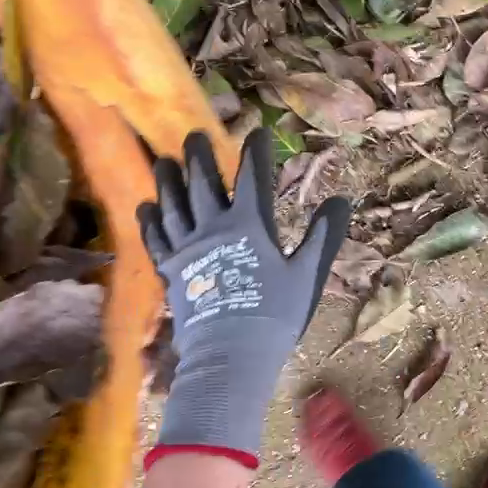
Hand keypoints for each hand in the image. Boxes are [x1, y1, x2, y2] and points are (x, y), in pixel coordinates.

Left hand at [138, 129, 348, 466]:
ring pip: (173, 205)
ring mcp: (186, 249)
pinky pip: (155, 238)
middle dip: (199, 156)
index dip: (255, 152)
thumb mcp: (307, 274)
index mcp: (250, 225)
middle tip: (193, 135)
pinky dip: (150, 219)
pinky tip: (146, 206)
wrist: (229, 355)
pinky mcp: (170, 271)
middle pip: (202, 183)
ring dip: (168, 180)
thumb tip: (341, 200)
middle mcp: (213, 228)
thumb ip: (322, 235)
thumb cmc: (274, 314)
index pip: (252, 177)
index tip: (257, 132)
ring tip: (163, 160)